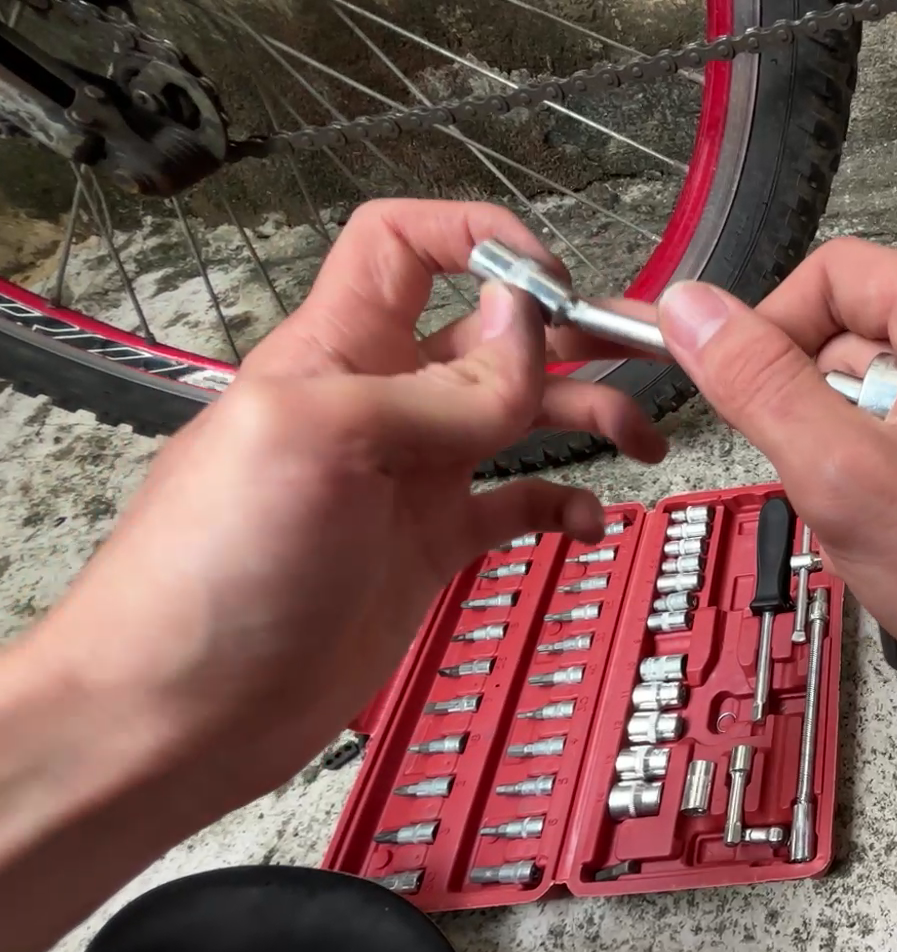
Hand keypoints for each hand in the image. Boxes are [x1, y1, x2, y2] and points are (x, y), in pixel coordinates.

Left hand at [19, 199, 663, 799]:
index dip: (484, 241)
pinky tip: (584, 525)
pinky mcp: (443, 537)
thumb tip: (529, 328)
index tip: (557, 284)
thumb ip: (440, 386)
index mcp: (344, 352)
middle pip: (501, 338)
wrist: (192, 710)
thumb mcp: (324, 442)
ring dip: (594, 419)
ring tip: (645, 443)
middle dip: (579, 338)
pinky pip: (527, 502)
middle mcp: (392, 402)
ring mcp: (422, 473)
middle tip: (649, 355)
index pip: (409, 247)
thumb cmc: (222, 566)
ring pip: (530, 418)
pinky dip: (568, 506)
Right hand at [653, 239, 896, 723]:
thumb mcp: (843, 474)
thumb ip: (761, 383)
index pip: (836, 274)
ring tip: (880, 525)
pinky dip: (889, 488)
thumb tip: (695, 312)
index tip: (747, 391)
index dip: (774, 327)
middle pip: (859, 341)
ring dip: (853, 464)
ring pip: (883, 406)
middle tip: (833, 484)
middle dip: (821, 416)